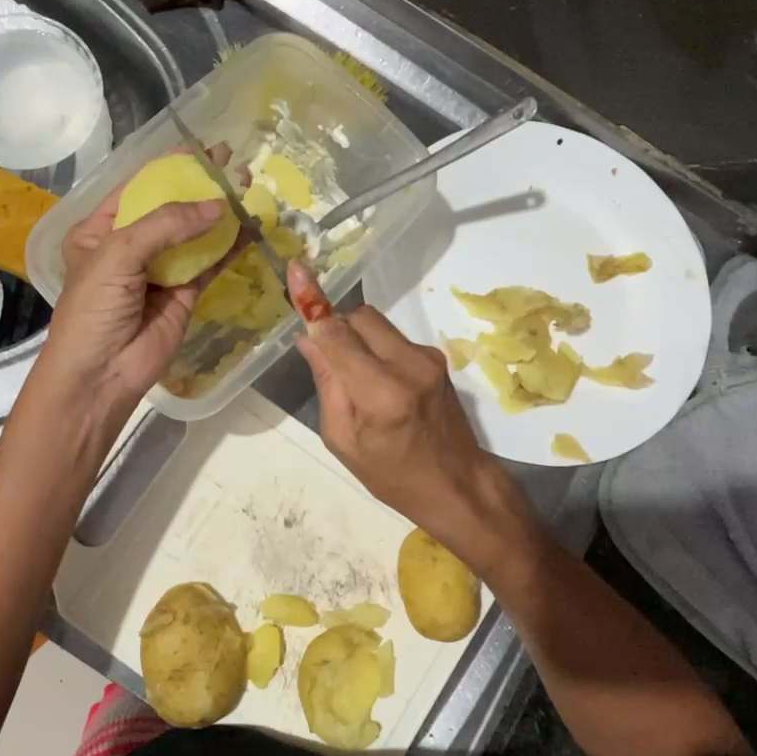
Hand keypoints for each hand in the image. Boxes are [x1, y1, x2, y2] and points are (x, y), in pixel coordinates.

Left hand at [34, 186, 226, 417]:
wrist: (100, 374)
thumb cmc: (93, 308)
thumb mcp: (119, 254)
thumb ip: (166, 225)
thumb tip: (218, 206)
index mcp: (99, 231)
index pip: (137, 189)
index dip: (168, 167)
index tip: (200, 148)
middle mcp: (129, 247)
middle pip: (170, 209)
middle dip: (199, 187)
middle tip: (231, 163)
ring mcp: (158, 272)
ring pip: (194, 236)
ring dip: (219, 214)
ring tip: (247, 188)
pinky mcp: (183, 295)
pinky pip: (208, 265)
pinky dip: (228, 247)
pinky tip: (249, 226)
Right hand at [291, 268, 532, 563]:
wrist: (459, 485)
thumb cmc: (393, 476)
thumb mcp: (344, 440)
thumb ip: (328, 384)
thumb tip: (309, 339)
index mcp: (381, 393)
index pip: (338, 335)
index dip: (313, 303)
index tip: (297, 270)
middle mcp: (409, 365)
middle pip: (360, 317)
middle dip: (337, 329)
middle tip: (329, 363)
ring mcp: (429, 359)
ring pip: (378, 325)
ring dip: (358, 340)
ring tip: (358, 384)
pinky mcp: (438, 359)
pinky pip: (395, 338)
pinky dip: (377, 350)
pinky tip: (380, 385)